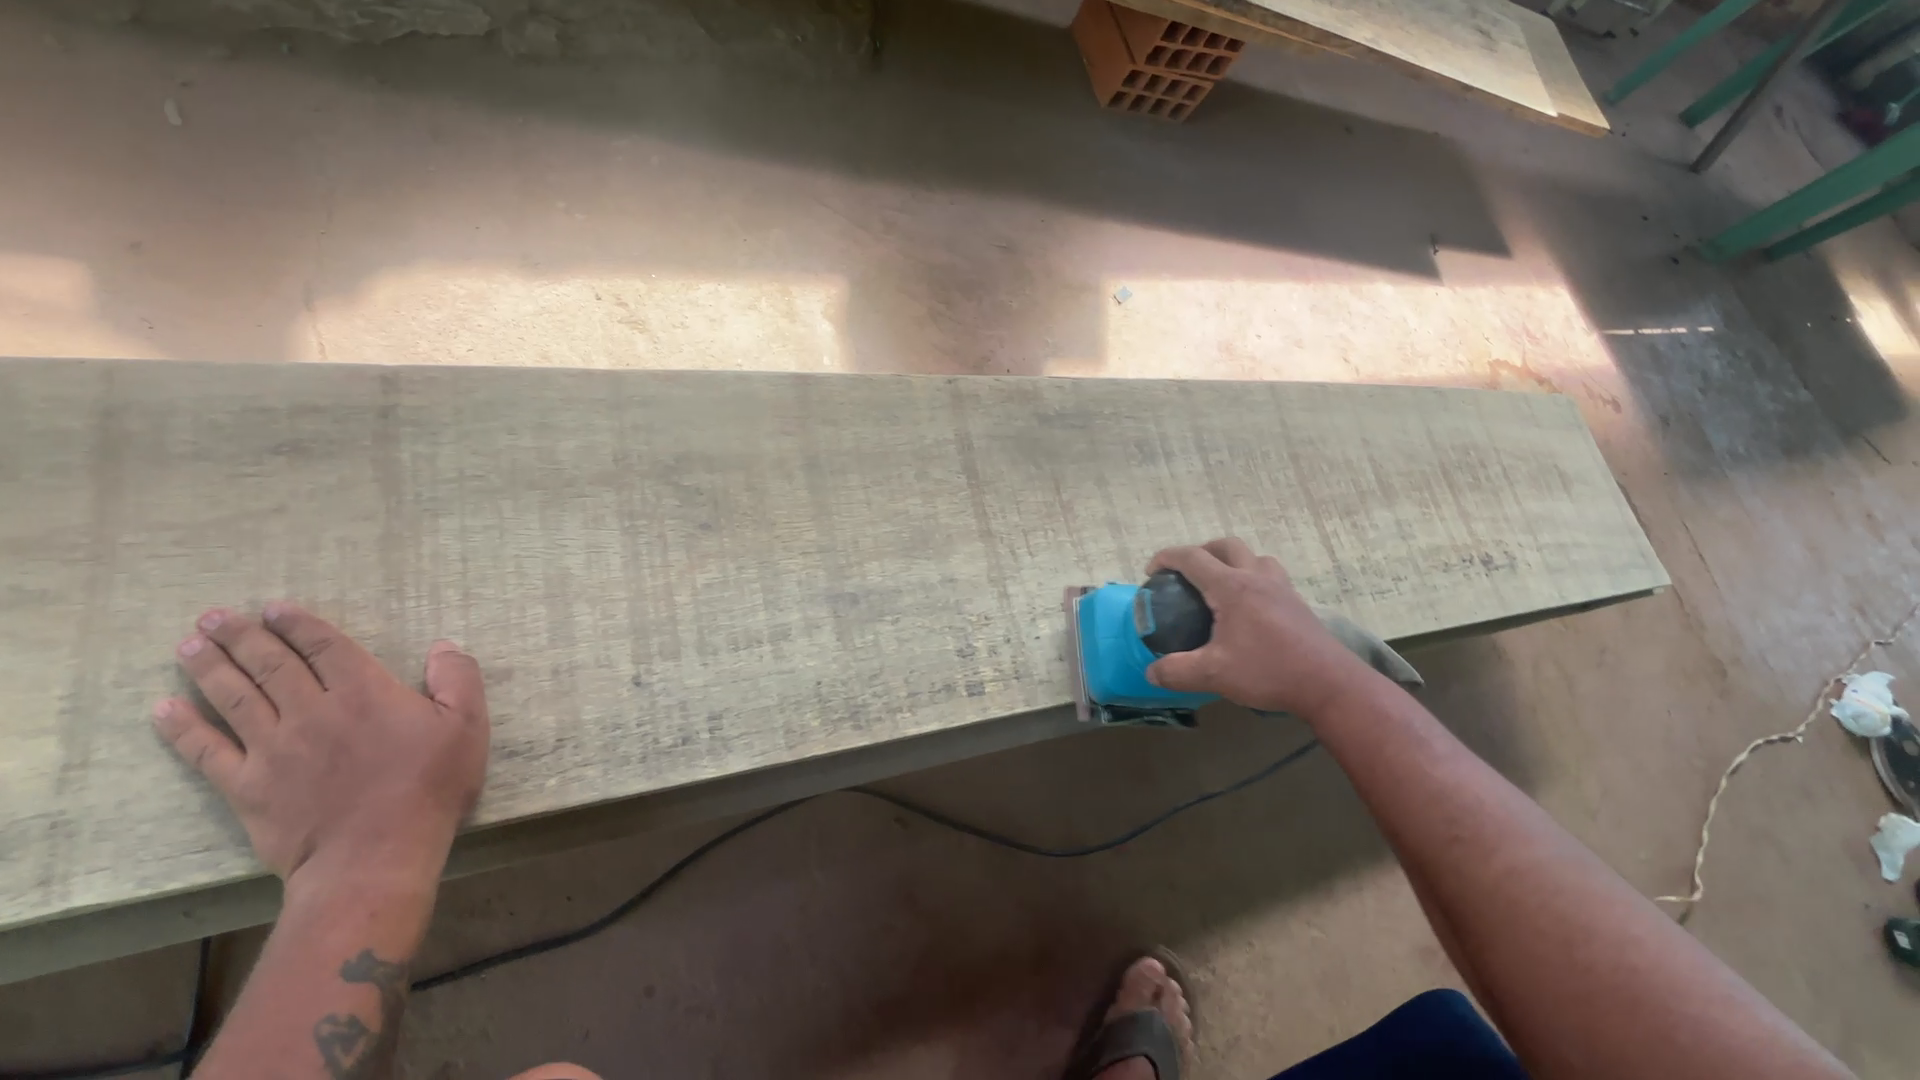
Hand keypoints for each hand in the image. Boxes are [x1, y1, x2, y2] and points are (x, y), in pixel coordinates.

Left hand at [152, 603, 488, 889]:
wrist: (375, 855)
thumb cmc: (430, 787)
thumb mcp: (468, 727)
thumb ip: (458, 680)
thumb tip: (443, 646)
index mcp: (365, 692)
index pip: (325, 646)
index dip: (299, 624)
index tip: (275, 608)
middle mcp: (312, 710)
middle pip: (271, 665)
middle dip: (242, 636)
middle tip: (215, 617)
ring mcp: (273, 748)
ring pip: (234, 698)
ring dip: (209, 668)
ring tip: (188, 645)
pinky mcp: (247, 786)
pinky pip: (206, 751)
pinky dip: (182, 728)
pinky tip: (163, 709)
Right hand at [1145, 539, 1382, 718]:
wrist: (1328, 683)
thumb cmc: (1268, 671)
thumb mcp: (1213, 674)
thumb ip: (1176, 671)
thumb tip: (1151, 672)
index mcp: (1232, 587)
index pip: (1193, 558)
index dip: (1167, 558)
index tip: (1151, 571)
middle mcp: (1257, 578)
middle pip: (1227, 546)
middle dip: (1201, 551)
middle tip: (1186, 573)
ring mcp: (1281, 589)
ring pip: (1254, 557)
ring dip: (1232, 561)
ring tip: (1220, 584)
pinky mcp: (1297, 604)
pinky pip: (1271, 575)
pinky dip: (1253, 578)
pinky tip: (1249, 606)